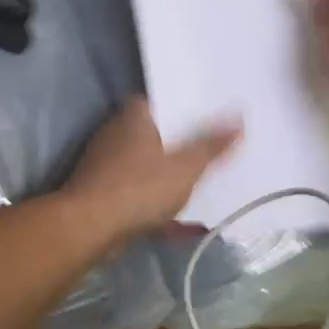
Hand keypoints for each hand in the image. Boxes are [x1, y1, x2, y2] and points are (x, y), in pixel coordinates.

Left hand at [62, 99, 240, 235]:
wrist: (90, 226)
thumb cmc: (139, 187)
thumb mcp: (185, 166)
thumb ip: (211, 145)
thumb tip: (238, 117)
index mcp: (132, 120)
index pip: (155, 101)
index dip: (180, 106)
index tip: (208, 116)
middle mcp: (115, 137)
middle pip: (153, 136)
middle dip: (181, 146)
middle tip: (214, 152)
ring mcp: (107, 166)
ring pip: (147, 168)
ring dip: (172, 179)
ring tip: (207, 186)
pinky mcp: (105, 195)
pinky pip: (141, 197)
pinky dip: (163, 210)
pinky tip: (191, 227)